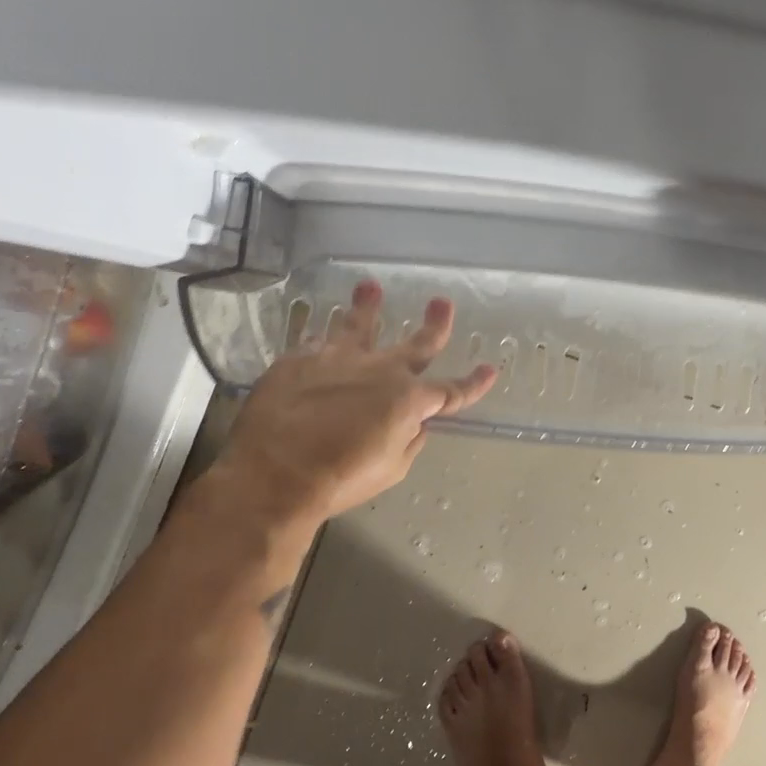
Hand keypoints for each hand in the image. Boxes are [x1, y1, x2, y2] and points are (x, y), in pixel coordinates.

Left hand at [211, 280, 496, 524]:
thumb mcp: (393, 468)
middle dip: (434, 324)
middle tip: (442, 302)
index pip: (452, 391)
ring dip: (366, 307)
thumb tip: (415, 424)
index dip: (474, 383)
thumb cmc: (342, 478)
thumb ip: (409, 439)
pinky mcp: (297, 361)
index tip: (490, 370)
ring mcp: (336, 361)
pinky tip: (319, 339)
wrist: (275, 473)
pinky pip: (315, 346)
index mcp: (409, 400)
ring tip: (369, 288)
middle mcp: (380, 371)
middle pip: (415, 343)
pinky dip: (323, 343)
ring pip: (357, 326)